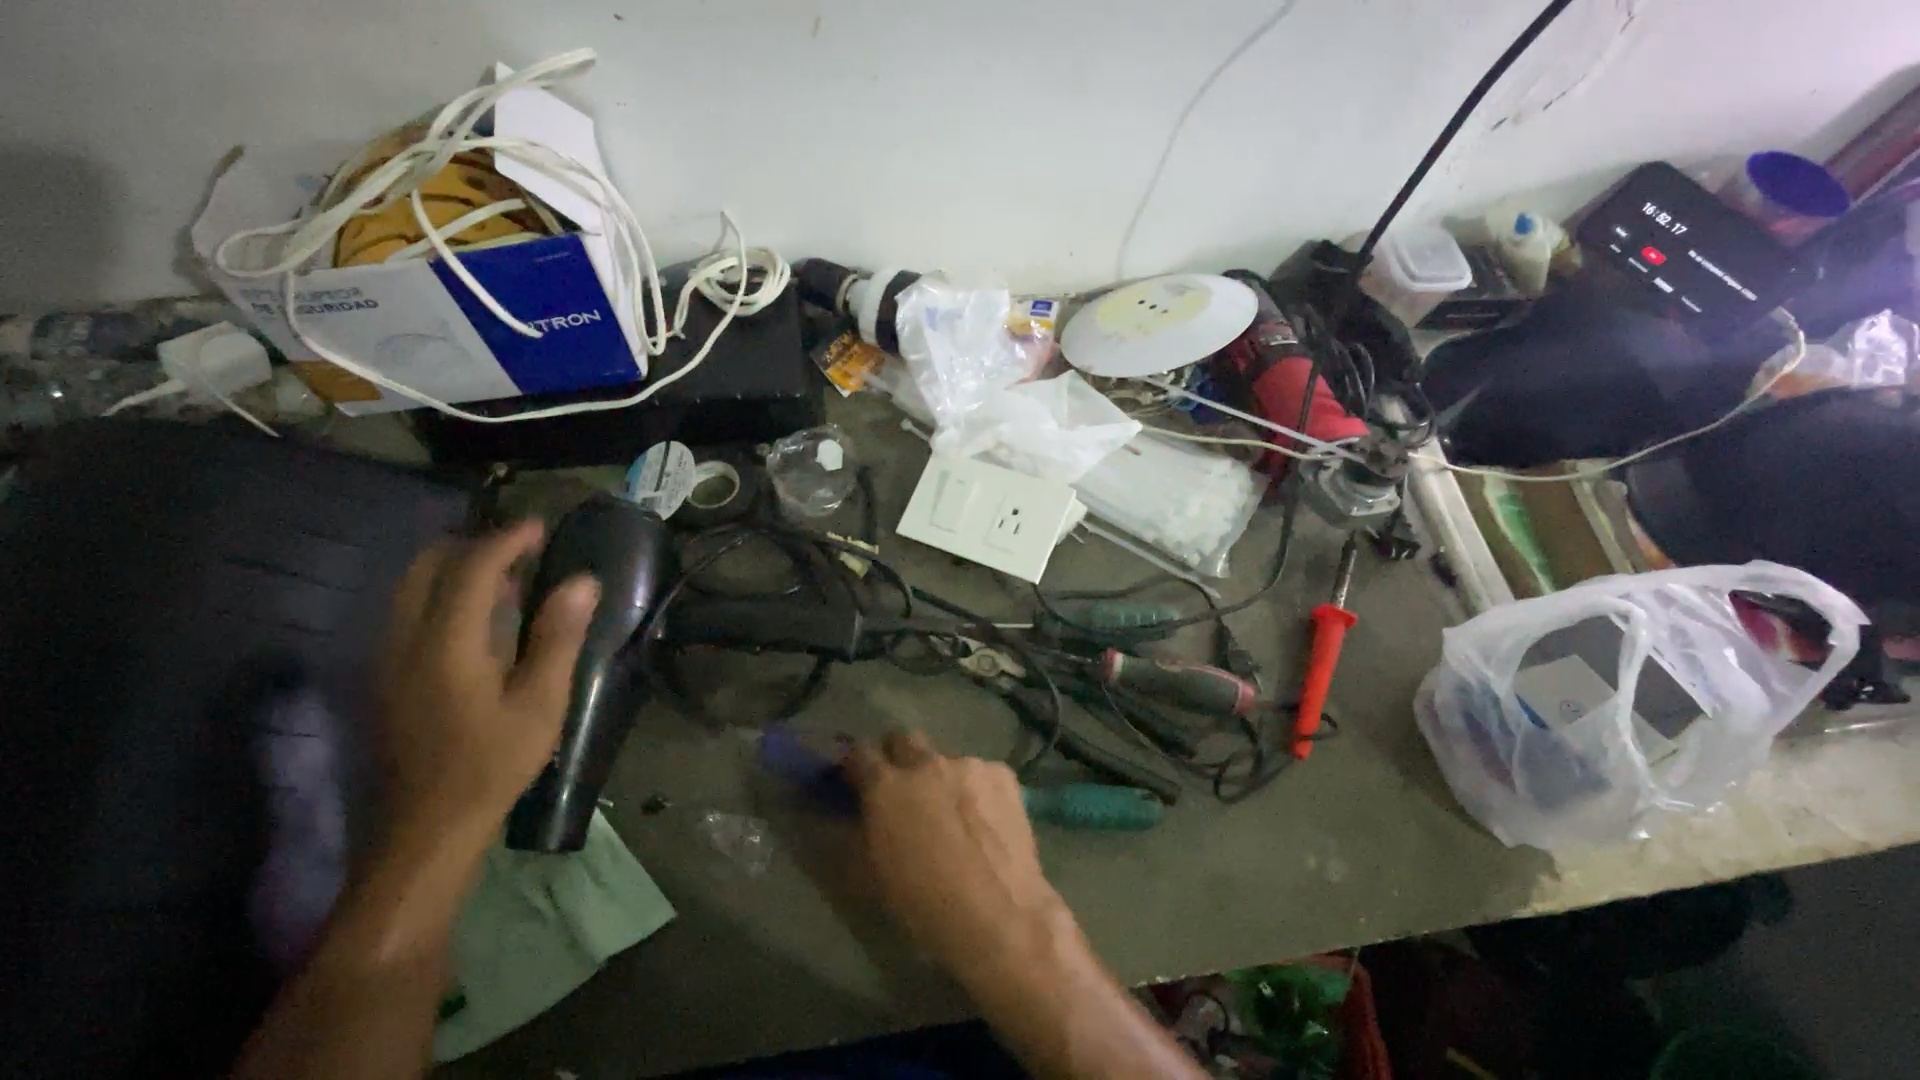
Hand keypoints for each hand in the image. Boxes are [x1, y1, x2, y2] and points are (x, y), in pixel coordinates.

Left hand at [377, 520, 598, 841]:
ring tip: (504, 581)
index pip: (473, 567)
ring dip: (454, 569)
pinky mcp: (384, 677)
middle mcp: (406, 638)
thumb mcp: (540, 704)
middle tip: (520, 550)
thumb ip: (558, 637)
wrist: (426, 826)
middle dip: (473, 545)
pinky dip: (440, 595)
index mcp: (447, 642)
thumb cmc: (492, 764)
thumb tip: (582, 580)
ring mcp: (387, 658)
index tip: (540, 527)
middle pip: (427, 565)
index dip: (507, 539)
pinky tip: (476, 622)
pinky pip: (407, 612)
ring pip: (410, 587)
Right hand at [844, 733, 1078, 985]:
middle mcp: (926, 763)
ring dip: (941, 778)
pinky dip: (975, 789)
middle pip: (903, 739)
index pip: (860, 750)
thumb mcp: (870, 873)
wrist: (999, 917)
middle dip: (897, 757)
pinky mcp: (1004, 775)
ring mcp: (969, 764)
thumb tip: (837, 812)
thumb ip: (849, 831)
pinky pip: (980, 772)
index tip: (858, 781)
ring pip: (945, 759)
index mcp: (886, 785)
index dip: (857, 764)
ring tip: (953, 815)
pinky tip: (985, 820)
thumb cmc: (924, 904)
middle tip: (903, 790)